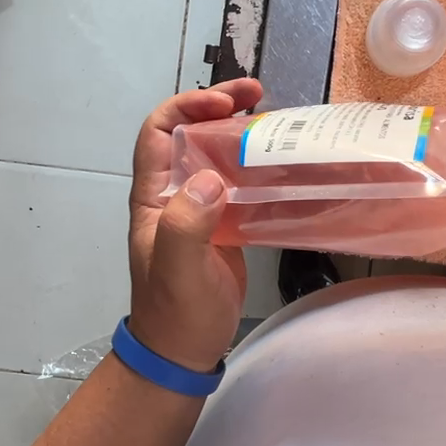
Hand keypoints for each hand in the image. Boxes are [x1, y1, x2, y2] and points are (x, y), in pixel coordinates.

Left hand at [126, 79, 264, 372]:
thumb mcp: (177, 270)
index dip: (187, 107)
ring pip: (221, 156)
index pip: (158, 131)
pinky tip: (290, 166)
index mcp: (155, 195)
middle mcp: (175, 192)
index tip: (225, 104)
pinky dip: (263, 169)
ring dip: (247, 135)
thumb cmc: (176, 312)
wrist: (183, 352)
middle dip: (223, 108)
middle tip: (262, 94)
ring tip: (283, 123)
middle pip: (193, 134)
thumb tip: (211, 179)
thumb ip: (186, 225)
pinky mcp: (226, 225)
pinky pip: (243, 185)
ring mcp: (201, 208)